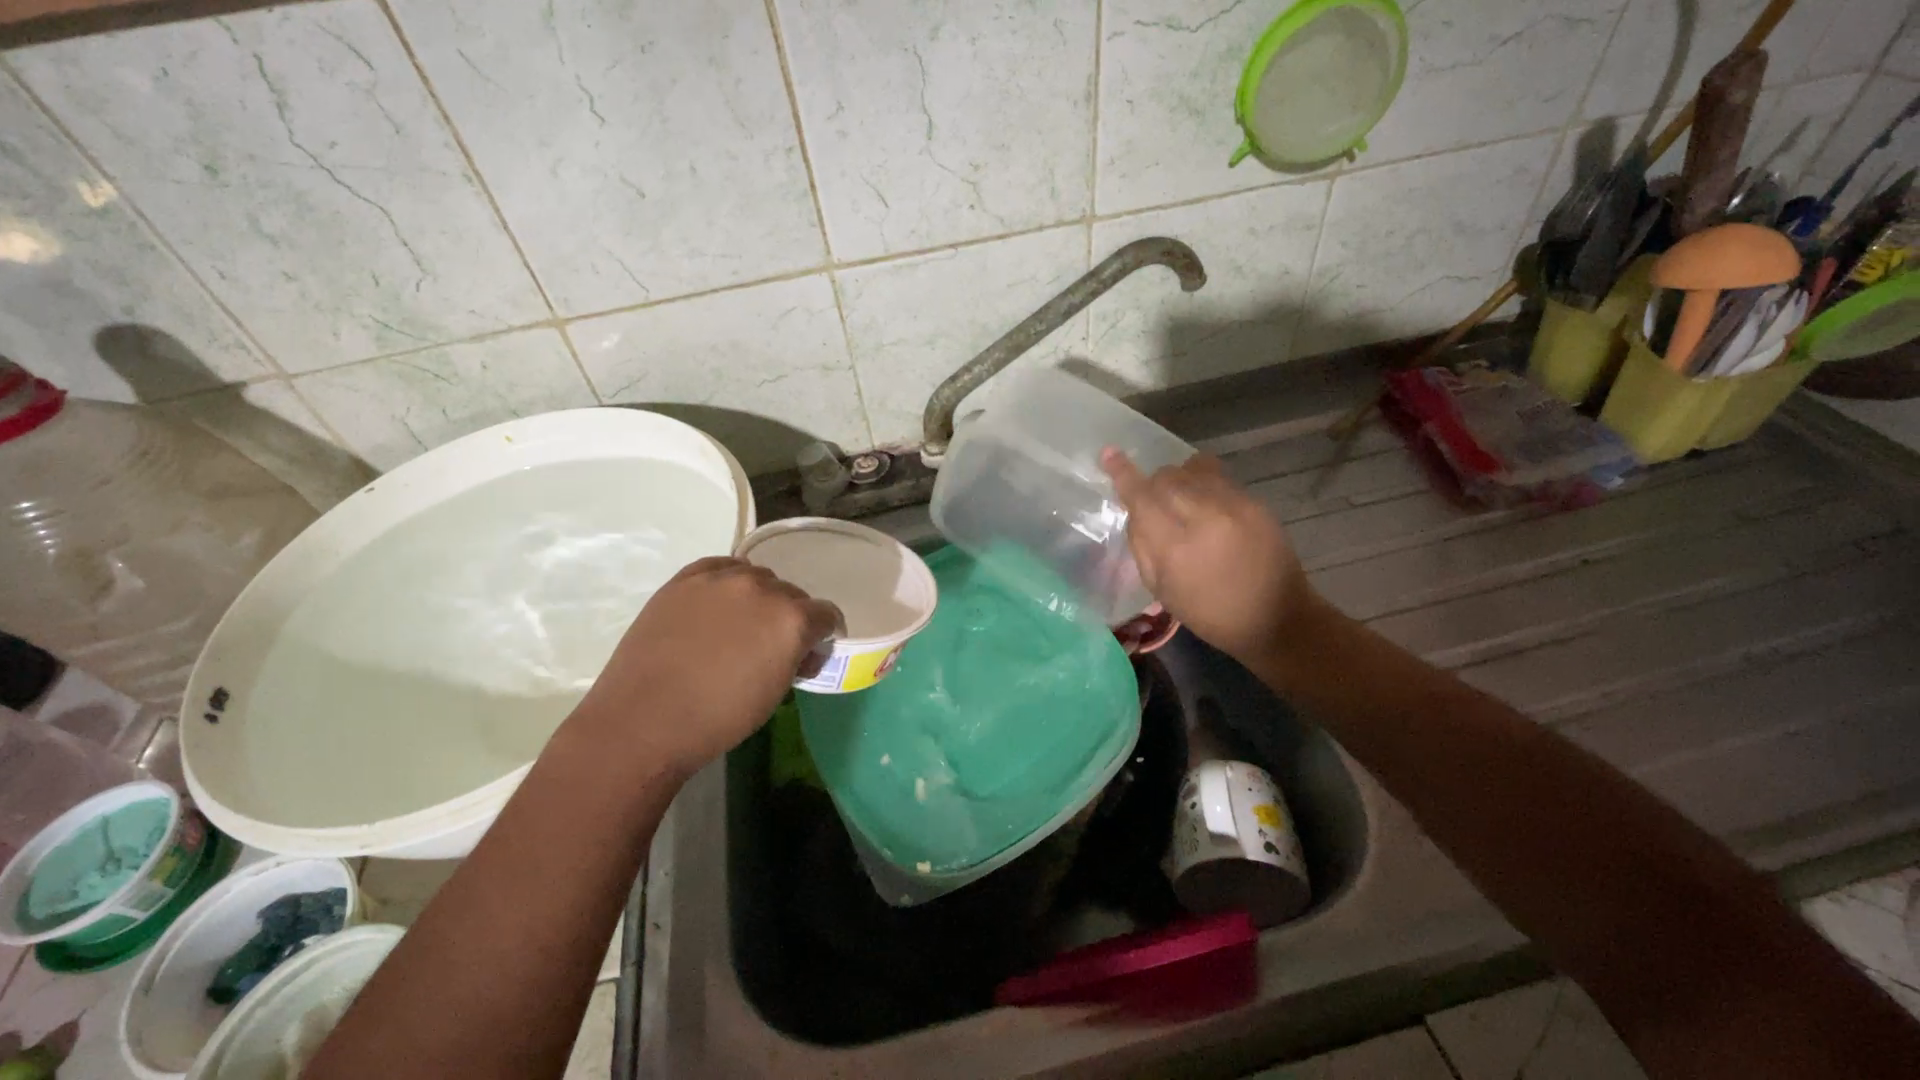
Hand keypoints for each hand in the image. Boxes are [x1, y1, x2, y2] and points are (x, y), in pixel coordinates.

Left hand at [573, 557, 840, 777]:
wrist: (645, 719)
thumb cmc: (719, 718)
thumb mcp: (776, 693)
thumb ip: (795, 658)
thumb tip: (797, 648)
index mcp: (792, 619)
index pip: (826, 614)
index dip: (822, 636)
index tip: (808, 654)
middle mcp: (762, 588)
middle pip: (792, 594)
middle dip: (788, 618)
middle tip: (769, 647)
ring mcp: (720, 579)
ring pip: (757, 577)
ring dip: (757, 598)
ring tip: (736, 627)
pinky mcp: (685, 578)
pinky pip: (720, 568)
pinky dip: (725, 584)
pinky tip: (715, 608)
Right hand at [1101, 448, 1319, 665]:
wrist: (1276, 616)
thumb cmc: (1211, 614)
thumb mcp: (1163, 591)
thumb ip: (1143, 547)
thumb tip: (1134, 513)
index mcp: (1175, 547)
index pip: (1141, 498)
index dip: (1122, 474)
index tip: (1109, 453)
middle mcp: (1204, 516)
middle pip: (1165, 477)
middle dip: (1152, 484)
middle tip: (1153, 503)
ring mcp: (1233, 505)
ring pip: (1192, 469)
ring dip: (1177, 479)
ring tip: (1180, 499)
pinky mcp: (1254, 501)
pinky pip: (1217, 475)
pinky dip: (1201, 480)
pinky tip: (1204, 499)